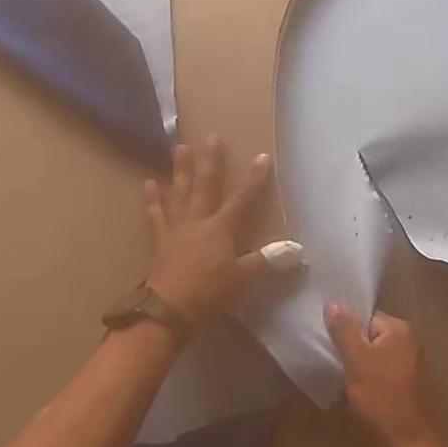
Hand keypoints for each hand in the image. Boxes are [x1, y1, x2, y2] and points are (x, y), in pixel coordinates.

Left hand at [144, 136, 282, 318]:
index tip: (262, 156)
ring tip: (178, 148)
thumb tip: (297, 251)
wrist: (168, 309)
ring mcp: (176, 229)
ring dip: (179, 170)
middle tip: (210, 137)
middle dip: (209, 161)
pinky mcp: (159, 241)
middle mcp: (198, 220)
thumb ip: (268, 261)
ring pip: (179, 193)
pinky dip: (152, 200)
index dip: (254, 178)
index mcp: (222, 228)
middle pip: (204, 185)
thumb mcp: (244, 278)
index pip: (243, 198)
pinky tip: (149, 184)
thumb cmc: (210, 292)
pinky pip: (155, 215)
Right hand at [325, 304, 434, 446]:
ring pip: (373, 353)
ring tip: (340, 373)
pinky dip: (366, 373)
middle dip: (350, 346)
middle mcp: (408, 339)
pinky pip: (379, 368)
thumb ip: (344, 330)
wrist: (403, 436)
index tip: (329, 343)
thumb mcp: (356, 359)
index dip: (346, 329)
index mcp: (399, 329)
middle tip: (331, 359)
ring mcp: (408, 360)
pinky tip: (353, 385)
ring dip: (357, 362)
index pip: (365, 316)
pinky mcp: (404, 379)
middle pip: (369, 334)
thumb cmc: (379, 395)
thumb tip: (333, 304)